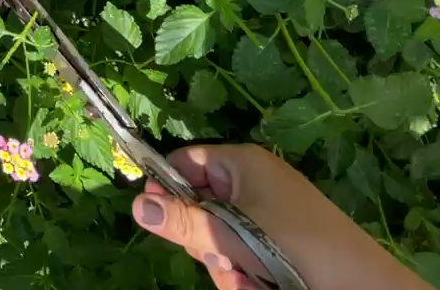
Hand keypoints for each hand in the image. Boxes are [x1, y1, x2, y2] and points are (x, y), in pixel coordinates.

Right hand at [132, 144, 433, 289]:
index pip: (185, 162)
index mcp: (242, 164)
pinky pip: (245, 257)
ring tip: (250, 286)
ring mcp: (269, 217)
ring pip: (221, 240)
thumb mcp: (237, 237)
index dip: (168, 188)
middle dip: (205, 244)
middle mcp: (253, 184)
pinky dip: (247, 278)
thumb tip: (136, 205)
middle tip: (223, 264)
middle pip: (200, 207)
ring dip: (227, 269)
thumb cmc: (303, 250)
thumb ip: (186, 223)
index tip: (158, 219)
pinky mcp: (282, 247)